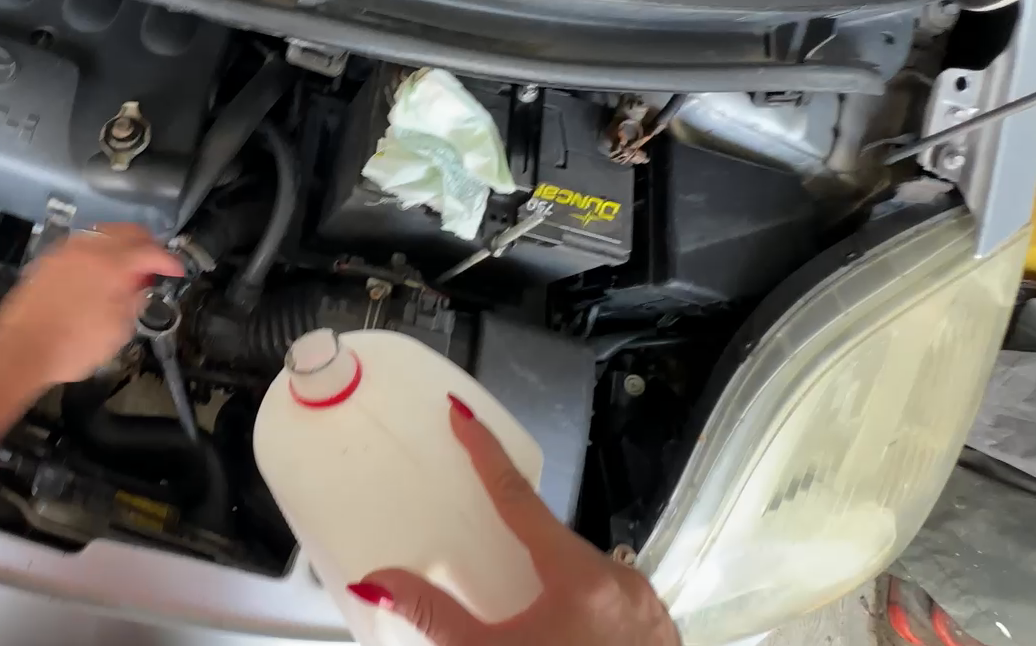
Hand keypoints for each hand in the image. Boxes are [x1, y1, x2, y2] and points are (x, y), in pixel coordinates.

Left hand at [0, 224, 183, 387]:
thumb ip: (134, 303)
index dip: (169, 260)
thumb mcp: (117, 332)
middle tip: (155, 264)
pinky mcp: (49, 259)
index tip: (176, 270)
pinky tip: (99, 269)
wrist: (20, 351)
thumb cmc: (71, 348)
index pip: (151, 251)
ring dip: (122, 244)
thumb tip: (141, 289)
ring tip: (128, 266)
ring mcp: (67, 251)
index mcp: (112, 265)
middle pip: (128, 231)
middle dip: (147, 245)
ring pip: (104, 232)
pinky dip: (98, 250)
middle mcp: (90, 249)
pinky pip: (82, 243)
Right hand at [346, 399, 679, 645]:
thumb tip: (371, 579)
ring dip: (550, 570)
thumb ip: (433, 615)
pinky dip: (581, 599)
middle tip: (483, 533)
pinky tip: (562, 628)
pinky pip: (610, 597)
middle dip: (518, 531)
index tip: (460, 412)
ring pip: (584, 568)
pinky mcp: (665, 637)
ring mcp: (653, 612)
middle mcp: (623, 583)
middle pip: (554, 536)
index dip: (483, 450)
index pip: (517, 495)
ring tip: (523, 599)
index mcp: (580, 578)